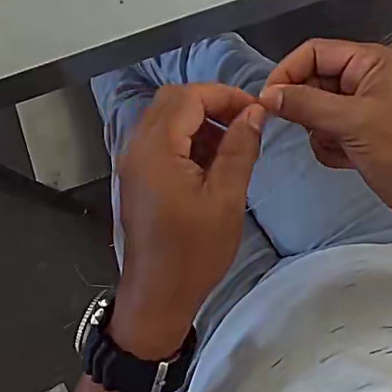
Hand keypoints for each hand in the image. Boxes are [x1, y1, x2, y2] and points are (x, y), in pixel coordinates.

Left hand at [111, 83, 264, 359]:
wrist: (159, 295)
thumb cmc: (194, 252)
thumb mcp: (226, 198)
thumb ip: (239, 148)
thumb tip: (255, 114)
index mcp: (156, 150)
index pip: (189, 97)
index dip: (225, 96)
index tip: (256, 111)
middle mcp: (137, 149)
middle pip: (173, 102)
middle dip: (213, 105)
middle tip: (246, 124)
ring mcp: (134, 163)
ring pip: (167, 119)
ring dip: (202, 123)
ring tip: (234, 147)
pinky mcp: (138, 178)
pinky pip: (162, 142)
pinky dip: (189, 140)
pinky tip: (214, 164)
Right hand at [257, 39, 391, 219]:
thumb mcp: (353, 122)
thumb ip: (307, 105)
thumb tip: (267, 96)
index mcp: (370, 61)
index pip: (315, 52)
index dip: (288, 73)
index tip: (267, 101)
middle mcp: (365, 78)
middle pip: (313, 82)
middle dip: (308, 110)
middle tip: (317, 131)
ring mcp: (364, 107)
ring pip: (317, 111)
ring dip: (320, 133)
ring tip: (341, 148)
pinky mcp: (362, 133)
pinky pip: (328, 133)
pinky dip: (331, 147)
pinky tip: (348, 160)